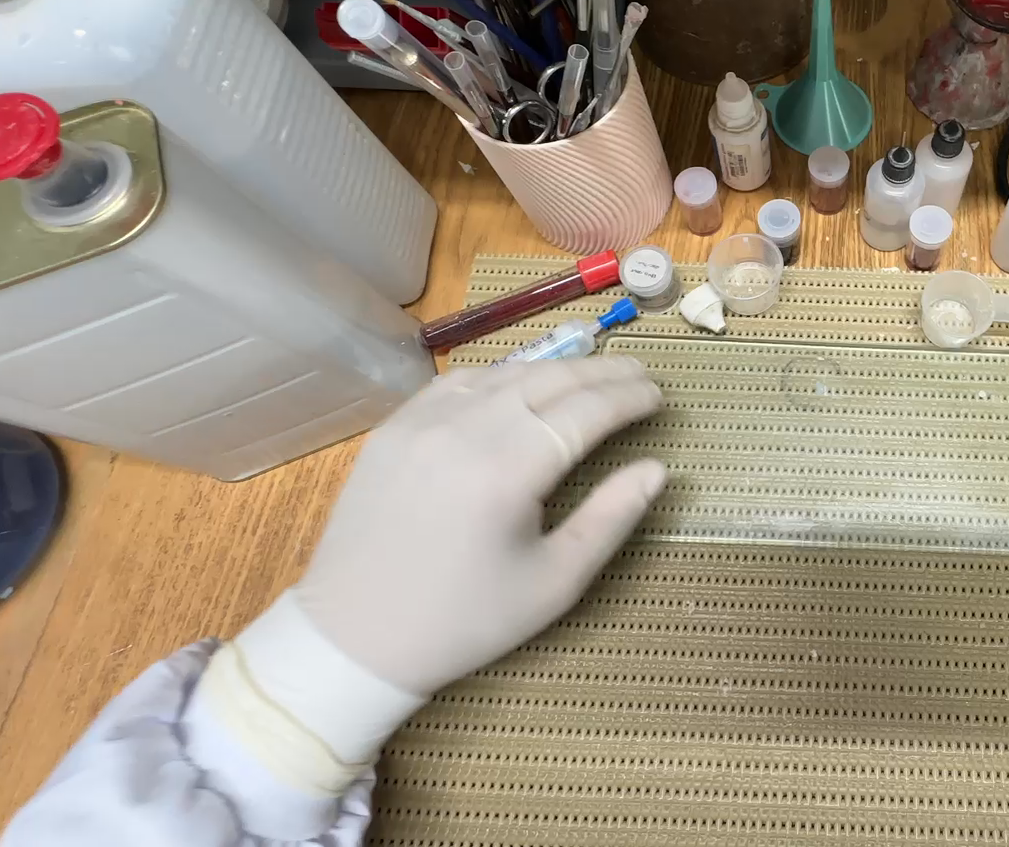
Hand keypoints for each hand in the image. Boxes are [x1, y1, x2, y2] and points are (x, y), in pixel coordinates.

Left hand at [296, 357, 664, 694]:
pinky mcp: (395, 426)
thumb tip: (656, 469)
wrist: (349, 640)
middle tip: (641, 372)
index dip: (629, 397)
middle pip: (551, 379)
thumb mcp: (554, 583)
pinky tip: (524, 383)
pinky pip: (462, 381)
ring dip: (559, 368)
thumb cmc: (464, 620)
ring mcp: (423, 421)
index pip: (586, 410)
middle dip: (604, 371)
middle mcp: (465, 430)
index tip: (659, 396)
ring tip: (595, 372)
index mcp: (507, 471)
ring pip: (508, 372)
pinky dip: (505, 374)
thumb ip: (611, 519)